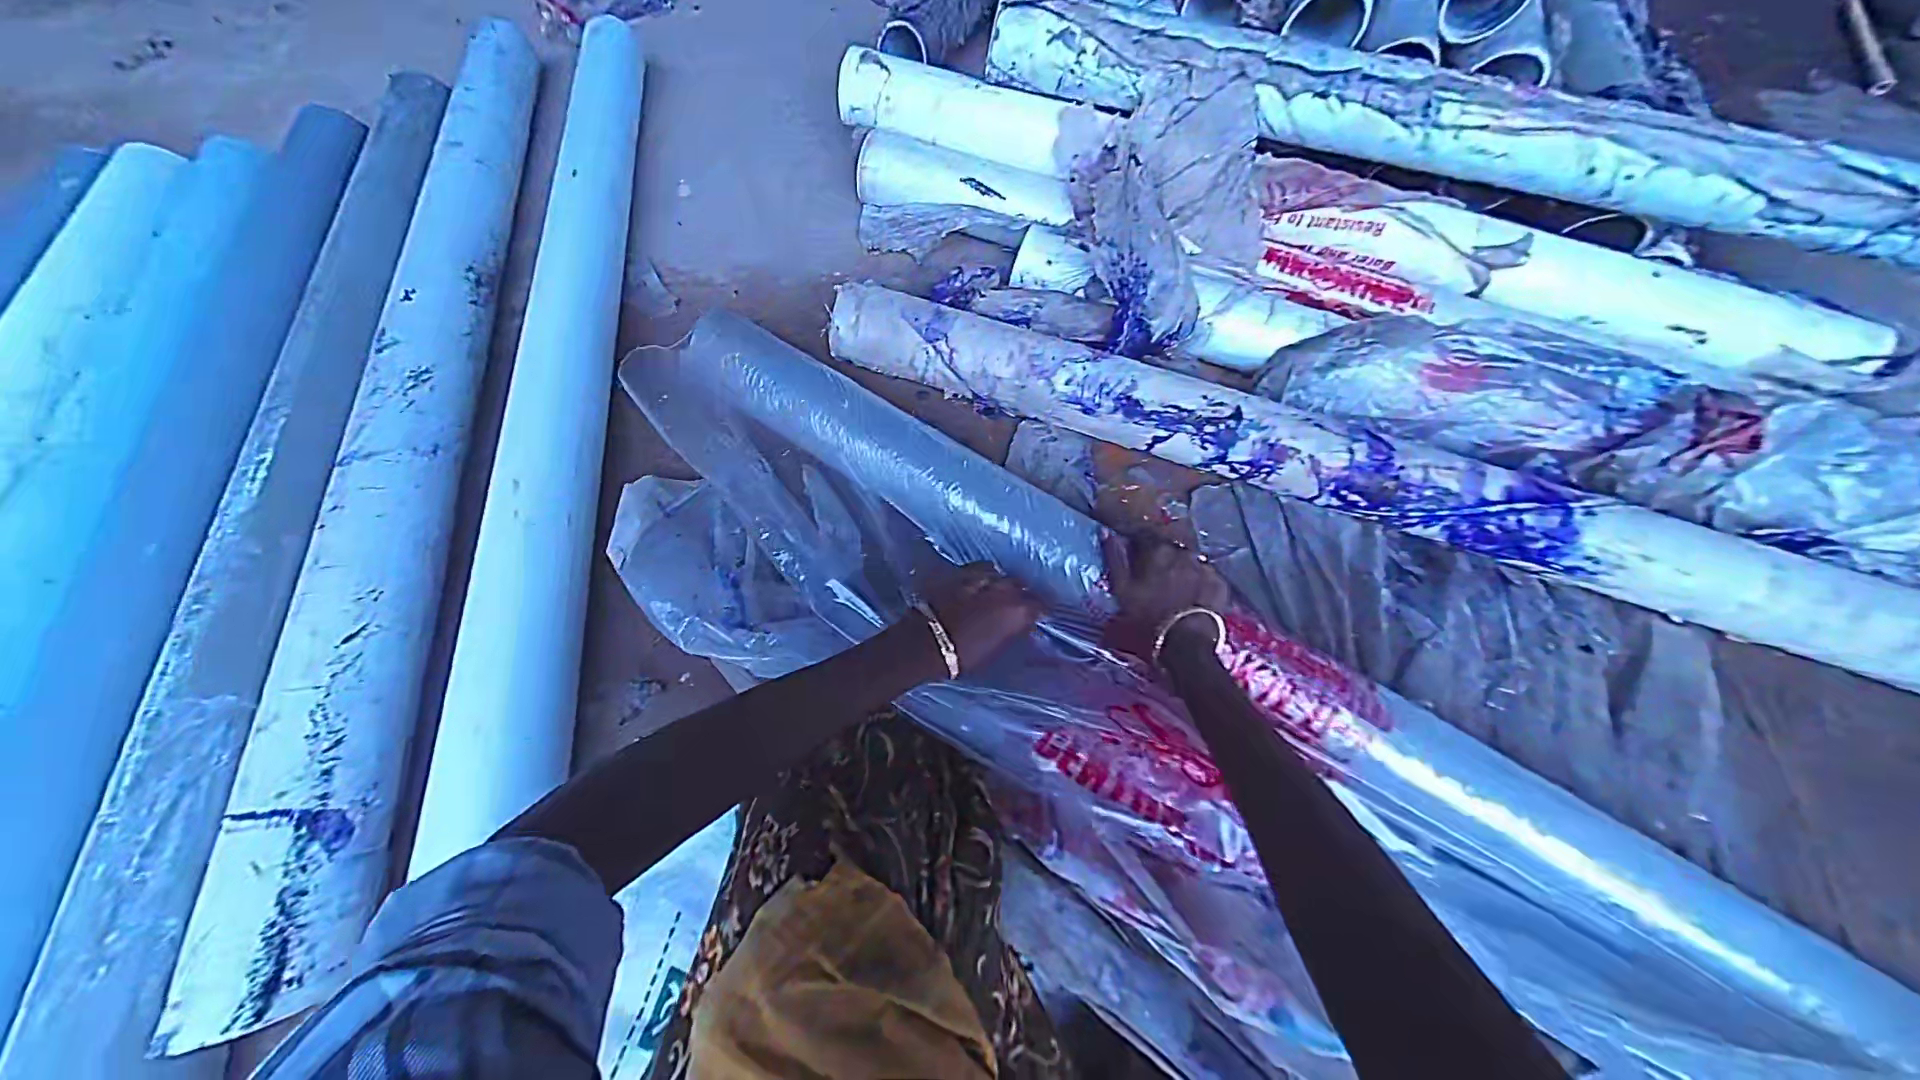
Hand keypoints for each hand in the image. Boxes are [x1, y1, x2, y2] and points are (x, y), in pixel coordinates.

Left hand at [918, 563, 1044, 675]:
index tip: (1039, 614)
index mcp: (1020, 609)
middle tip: (1018, 604)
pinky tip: (980, 583)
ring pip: (1002, 575)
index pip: (1041, 604)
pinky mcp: (963, 571)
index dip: (1041, 609)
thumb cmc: (966, 655)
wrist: (928, 641)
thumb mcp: (999, 648)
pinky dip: (984, 576)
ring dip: (1002, 583)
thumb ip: (1015, 630)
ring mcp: (983, 576)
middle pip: (1022, 585)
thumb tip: (1022, 623)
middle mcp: (1006, 587)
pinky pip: (982, 569)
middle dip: (1022, 593)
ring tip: (998, 592)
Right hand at [1103, 532, 1229, 657]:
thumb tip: (1108, 533)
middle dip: (1162, 555)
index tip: (1134, 555)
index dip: (1138, 544)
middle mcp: (1183, 552)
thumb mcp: (1122, 589)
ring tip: (1175, 585)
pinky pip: (1207, 575)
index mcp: (1156, 550)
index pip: (1145, 535)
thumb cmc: (1147, 617)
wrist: (1184, 643)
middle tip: (1155, 574)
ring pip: (1190, 560)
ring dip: (1181, 567)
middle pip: (1170, 547)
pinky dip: (1199, 580)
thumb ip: (1115, 559)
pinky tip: (1194, 594)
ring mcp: (1204, 566)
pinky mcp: (1220, 583)